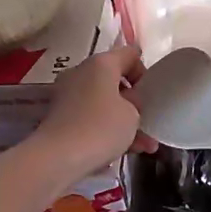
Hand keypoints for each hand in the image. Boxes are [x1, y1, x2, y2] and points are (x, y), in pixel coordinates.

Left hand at [30, 47, 156, 179]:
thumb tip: (127, 101)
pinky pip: (90, 117)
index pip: (129, 54)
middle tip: (148, 123)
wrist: (58, 157)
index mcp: (101, 63)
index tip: (152, 95)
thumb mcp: (133, 114)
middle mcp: (80, 72)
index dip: (145, 72)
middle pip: (114, 81)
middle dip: (134, 103)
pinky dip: (106, 130)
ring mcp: (67, 95)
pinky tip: (123, 151)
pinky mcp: (60, 116)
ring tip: (144, 146)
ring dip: (124, 122)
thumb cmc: (102, 128)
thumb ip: (136, 103)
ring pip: (103, 103)